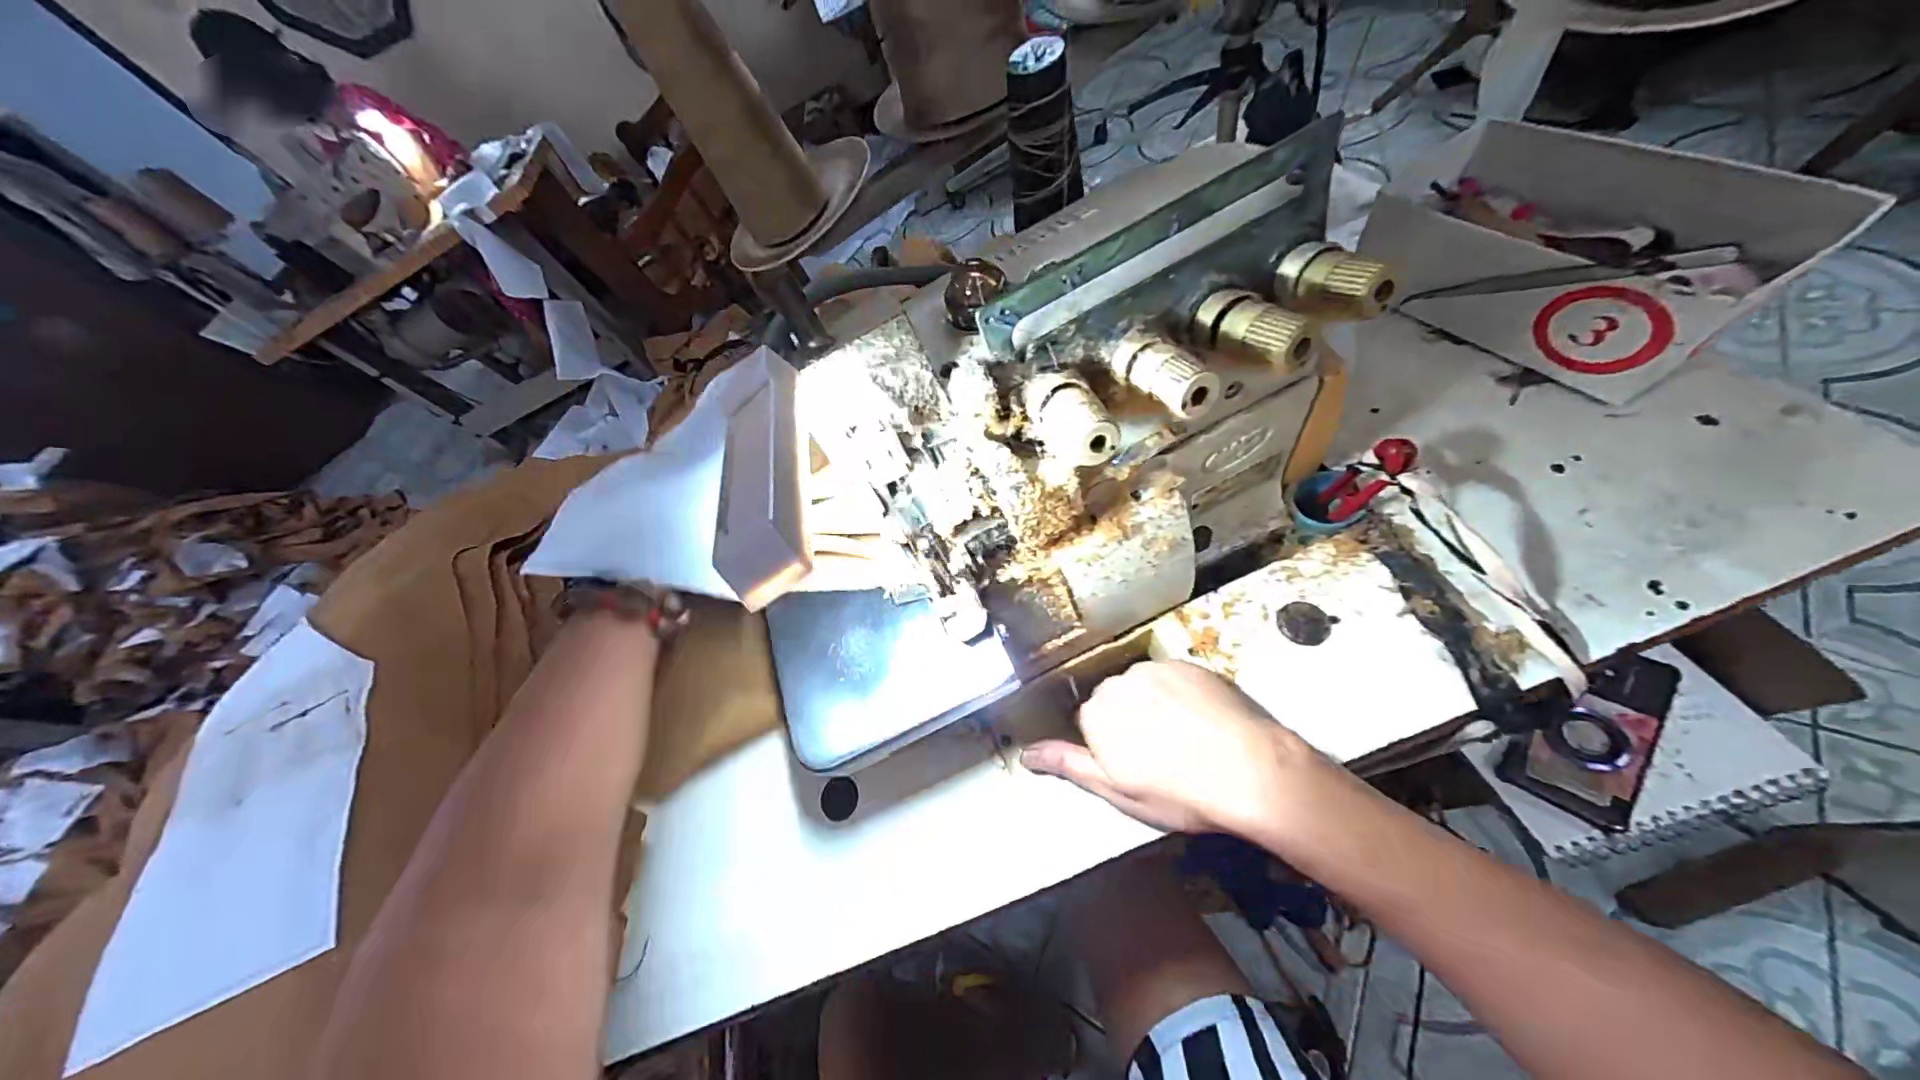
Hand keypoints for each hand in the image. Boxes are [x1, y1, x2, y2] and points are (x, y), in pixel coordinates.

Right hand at [1020, 660, 1324, 836]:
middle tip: (1162, 756)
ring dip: (1156, 706)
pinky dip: (1182, 696)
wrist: (1253, 771)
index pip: (1089, 723)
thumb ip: (1068, 763)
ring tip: (1186, 740)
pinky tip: (1203, 723)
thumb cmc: (1182, 791)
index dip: (1111, 747)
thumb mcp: (1117, 790)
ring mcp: (1157, 671)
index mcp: (1096, 713)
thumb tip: (1027, 753)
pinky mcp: (1190, 665)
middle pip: (1115, 701)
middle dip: (1131, 722)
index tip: (1135, 765)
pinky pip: (1173, 678)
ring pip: (1144, 688)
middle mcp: (1120, 683)